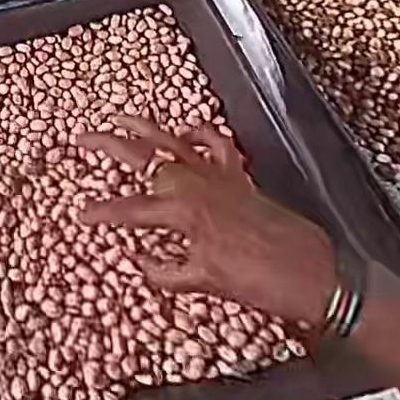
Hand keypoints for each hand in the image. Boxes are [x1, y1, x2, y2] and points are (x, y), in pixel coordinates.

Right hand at [79, 116, 336, 326]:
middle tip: (82, 137)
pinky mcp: (238, 176)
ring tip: (120, 117)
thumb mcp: (206, 283)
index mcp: (181, 212)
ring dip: (143, 127)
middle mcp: (193, 184)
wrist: (317, 276)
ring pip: (172, 140)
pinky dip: (200, 134)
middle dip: (107, 145)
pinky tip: (186, 130)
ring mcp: (216, 175)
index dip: (102, 212)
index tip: (81, 214)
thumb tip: (138, 262)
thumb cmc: (260, 282)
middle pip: (141, 157)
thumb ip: (165, 271)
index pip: (129, 209)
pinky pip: (216, 145)